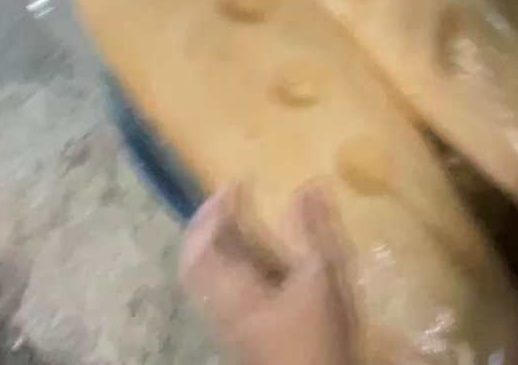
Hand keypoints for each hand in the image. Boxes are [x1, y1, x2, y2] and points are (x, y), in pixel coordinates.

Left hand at [181, 185, 354, 364]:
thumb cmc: (317, 334)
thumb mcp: (323, 277)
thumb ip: (314, 231)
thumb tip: (306, 186)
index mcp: (236, 293)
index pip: (205, 249)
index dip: (213, 213)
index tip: (233, 183)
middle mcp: (224, 308)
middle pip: (194, 265)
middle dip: (204, 227)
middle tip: (224, 196)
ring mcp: (231, 322)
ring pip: (204, 278)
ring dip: (212, 243)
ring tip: (233, 217)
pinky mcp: (244, 329)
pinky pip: (219, 286)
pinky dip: (226, 259)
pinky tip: (252, 254)